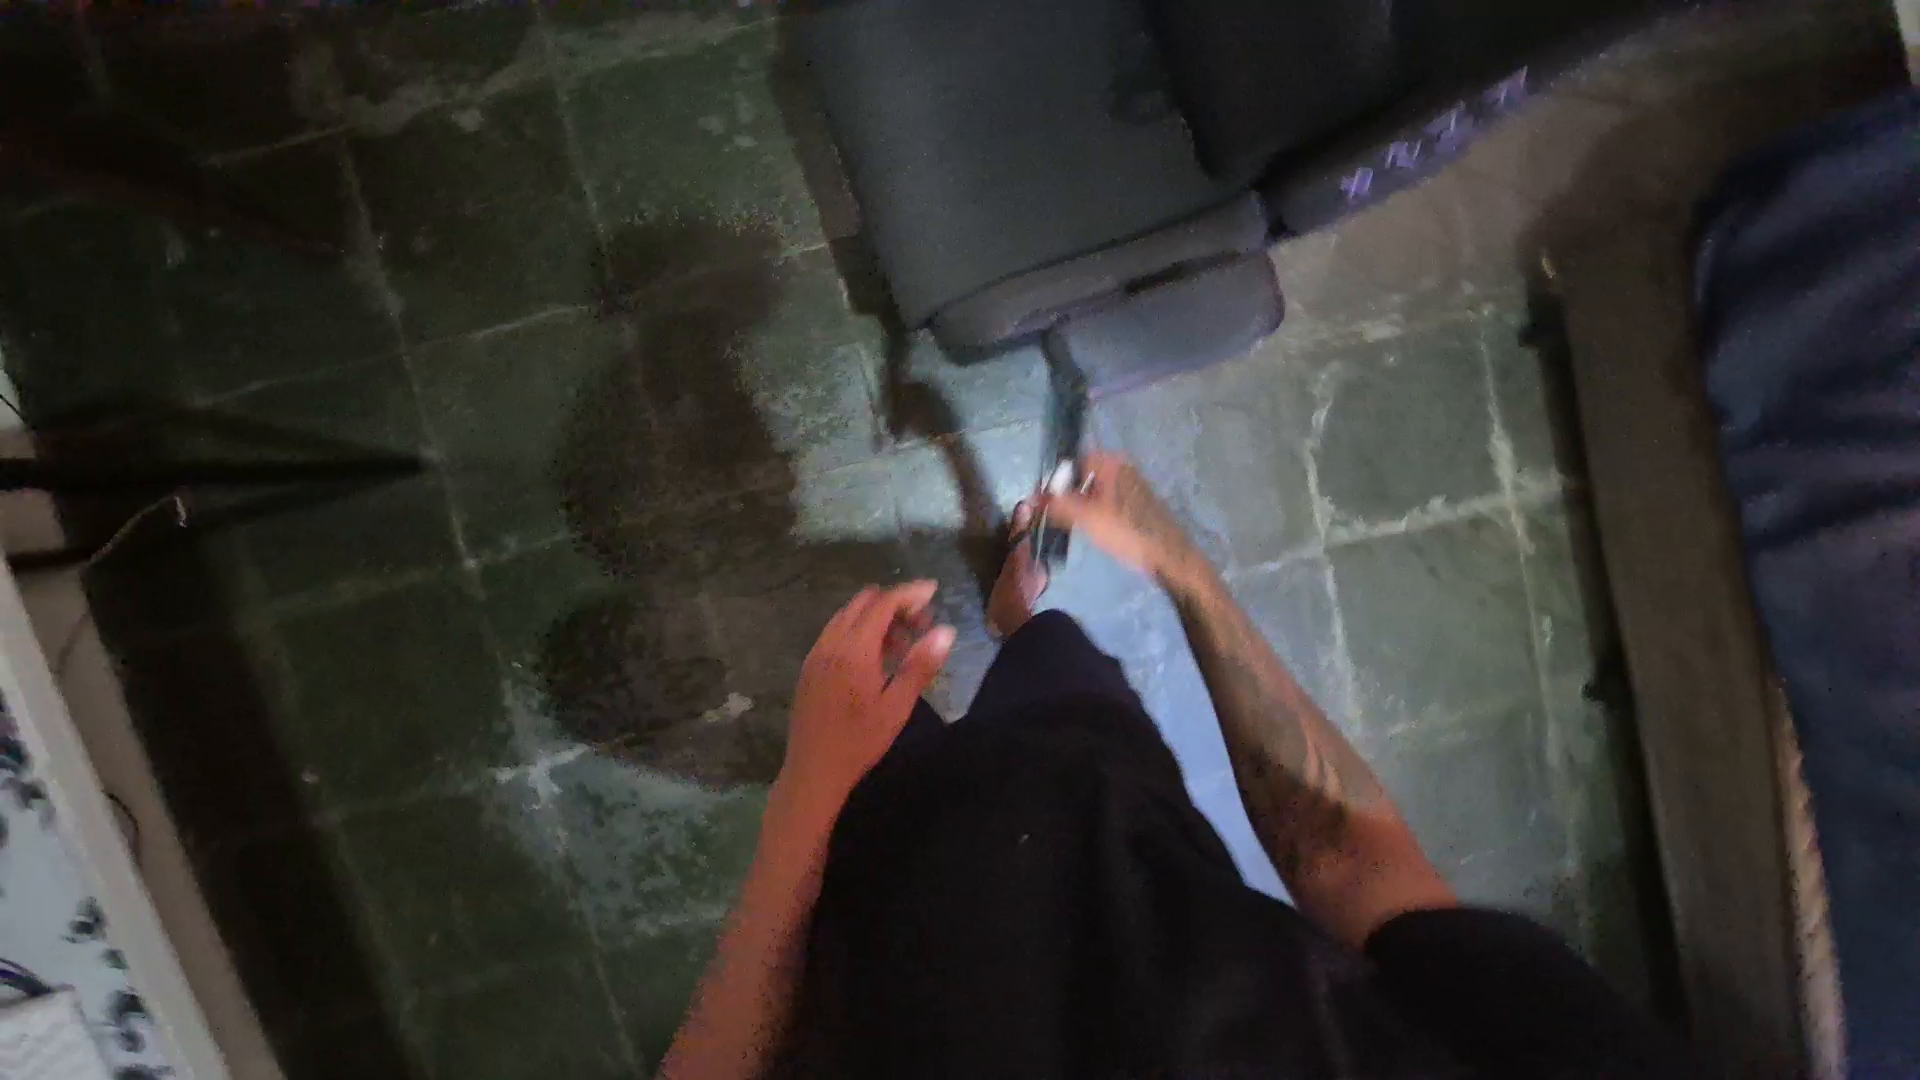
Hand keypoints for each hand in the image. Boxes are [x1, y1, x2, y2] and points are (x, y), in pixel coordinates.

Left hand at [778, 581, 954, 810]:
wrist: (813, 771)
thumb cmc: (860, 741)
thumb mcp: (897, 706)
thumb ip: (920, 665)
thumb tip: (947, 632)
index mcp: (853, 649)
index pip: (883, 603)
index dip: (910, 593)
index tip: (933, 591)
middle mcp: (830, 642)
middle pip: (863, 602)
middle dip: (894, 603)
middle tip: (921, 622)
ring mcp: (816, 653)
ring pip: (848, 616)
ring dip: (876, 617)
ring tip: (903, 642)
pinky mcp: (810, 666)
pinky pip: (836, 632)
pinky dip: (859, 631)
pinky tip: (876, 657)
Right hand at [1039, 452, 1206, 589]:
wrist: (1166, 556)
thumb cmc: (1127, 531)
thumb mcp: (1087, 517)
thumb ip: (1058, 504)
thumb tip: (1034, 498)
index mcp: (1113, 463)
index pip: (1074, 461)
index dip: (1057, 478)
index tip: (1044, 499)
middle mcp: (1123, 470)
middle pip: (1084, 477)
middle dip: (1067, 494)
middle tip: (1052, 514)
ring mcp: (1131, 489)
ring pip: (1095, 492)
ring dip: (1079, 506)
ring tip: (1067, 524)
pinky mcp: (1135, 507)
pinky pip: (1106, 504)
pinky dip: (1094, 513)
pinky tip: (1090, 530)